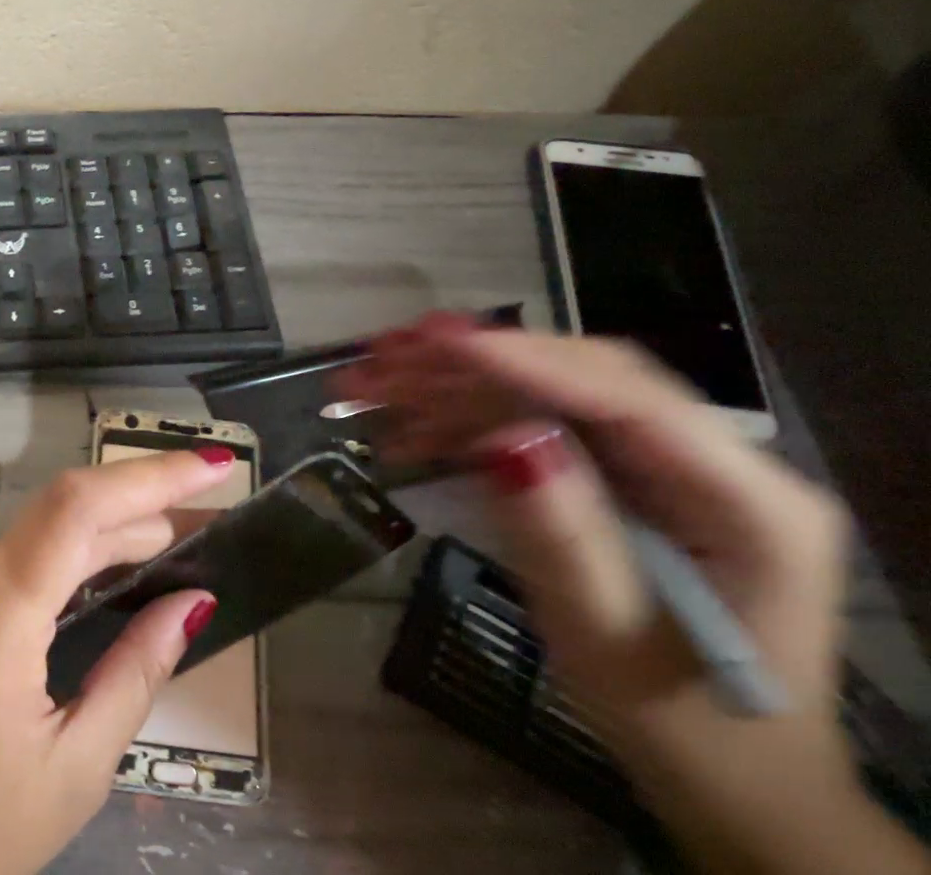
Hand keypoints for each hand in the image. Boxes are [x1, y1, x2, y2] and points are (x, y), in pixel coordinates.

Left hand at [0, 447, 233, 874]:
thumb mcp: (72, 768)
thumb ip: (136, 672)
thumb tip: (191, 601)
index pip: (74, 510)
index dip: (149, 475)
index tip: (214, 466)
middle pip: (53, 520)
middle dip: (135, 516)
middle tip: (204, 532)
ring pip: (23, 540)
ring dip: (92, 544)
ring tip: (158, 560)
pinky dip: (46, 567)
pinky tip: (85, 590)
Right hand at [340, 320, 929, 873]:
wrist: (736, 781)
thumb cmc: (681, 726)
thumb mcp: (609, 638)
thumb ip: (563, 537)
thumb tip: (504, 443)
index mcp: (749, 504)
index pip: (631, 403)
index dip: (529, 363)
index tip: (438, 341)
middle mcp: (720, 466)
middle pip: (588, 384)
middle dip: (476, 365)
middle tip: (380, 358)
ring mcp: (678, 473)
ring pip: (557, 400)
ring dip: (461, 390)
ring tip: (372, 390)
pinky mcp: (639, 487)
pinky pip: (550, 436)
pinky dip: (475, 428)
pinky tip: (412, 436)